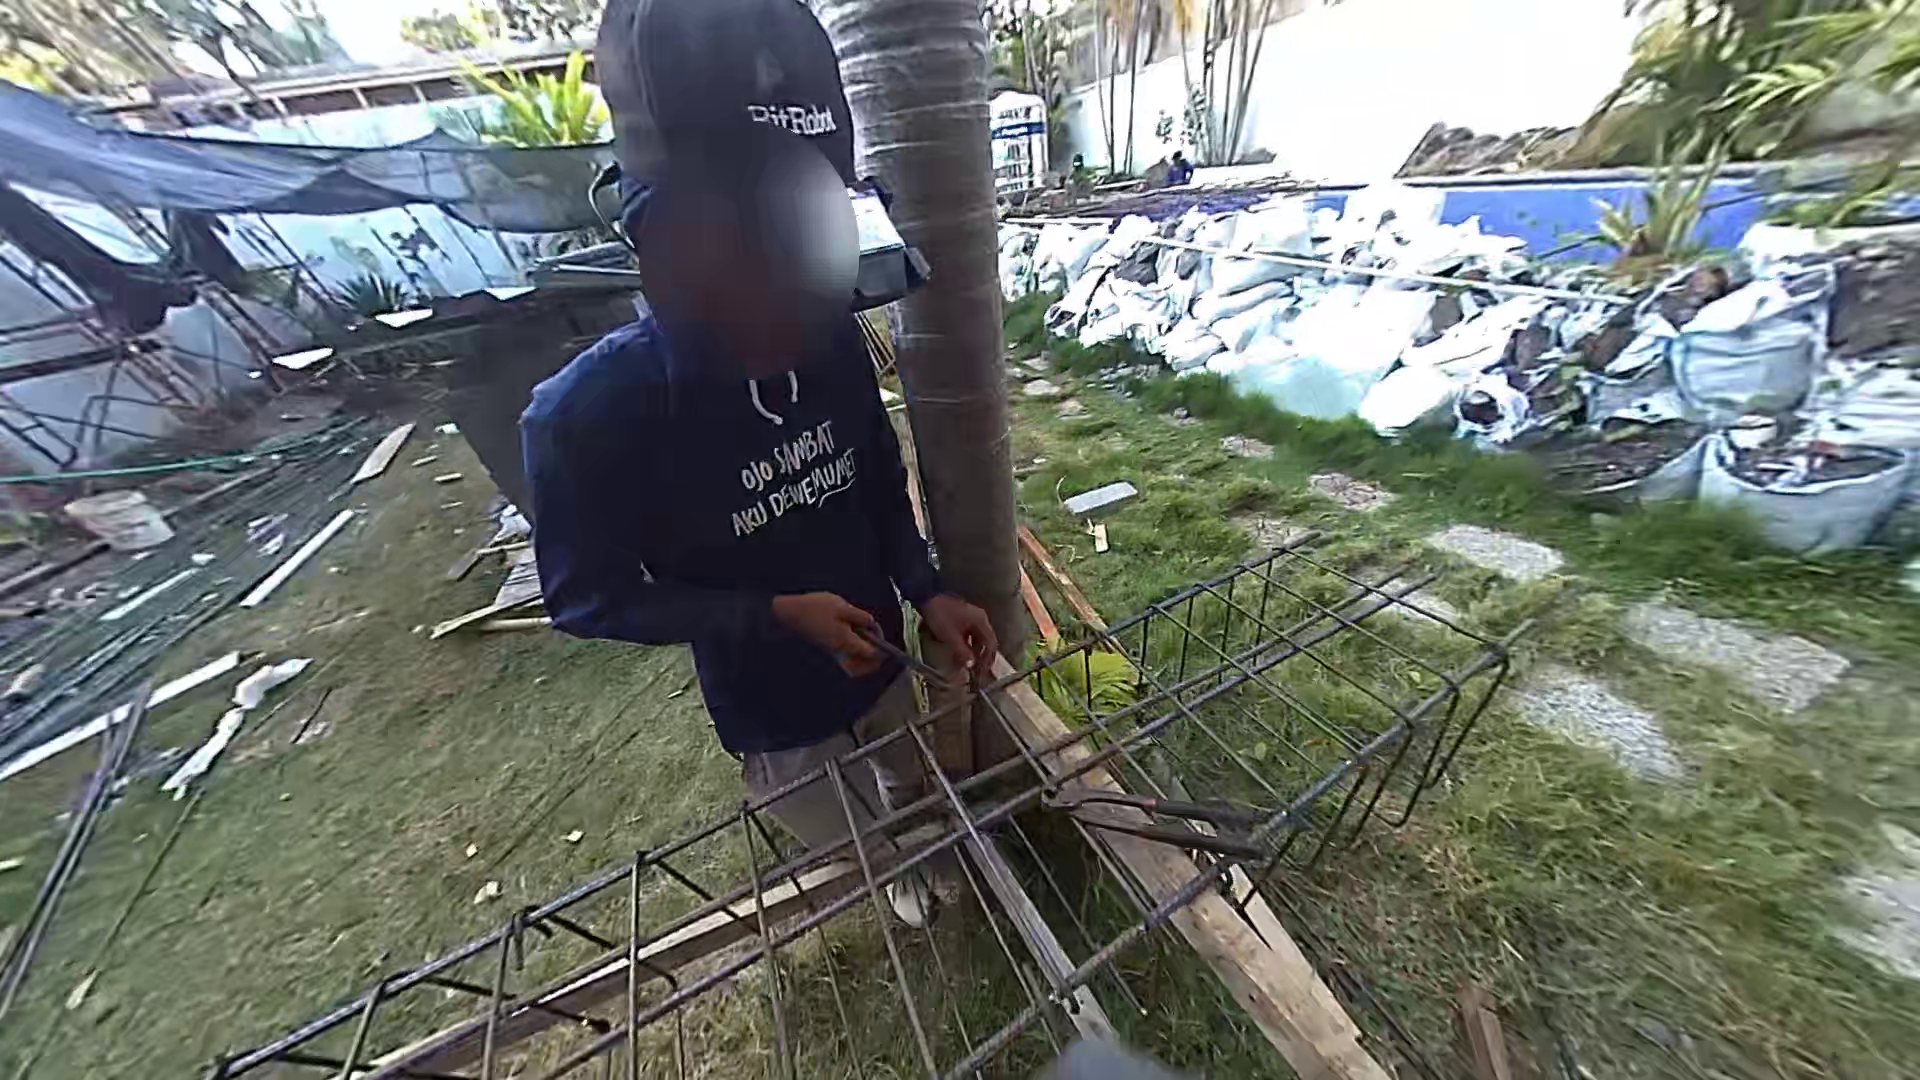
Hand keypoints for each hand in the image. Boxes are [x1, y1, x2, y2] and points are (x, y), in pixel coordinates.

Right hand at [771, 593, 883, 676]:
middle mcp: (839, 652)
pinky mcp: (826, 648)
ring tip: (867, 641)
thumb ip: (861, 617)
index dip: (882, 650)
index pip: (870, 655)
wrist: (789, 612)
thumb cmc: (816, 607)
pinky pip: (845, 658)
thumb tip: (873, 626)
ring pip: (852, 665)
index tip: (885, 641)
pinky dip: (854, 653)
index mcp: (846, 642)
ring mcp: (831, 652)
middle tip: (879, 647)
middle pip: (859, 669)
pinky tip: (855, 636)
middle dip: (873, 662)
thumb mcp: (842, 606)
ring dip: (863, 658)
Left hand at [919, 594, 997, 683]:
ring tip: (966, 663)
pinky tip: (960, 652)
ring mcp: (972, 617)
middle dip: (980, 656)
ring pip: (977, 638)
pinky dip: (967, 644)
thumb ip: (962, 652)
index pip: (991, 643)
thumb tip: (971, 666)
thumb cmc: (941, 617)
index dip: (988, 659)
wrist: (927, 598)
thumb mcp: (951, 637)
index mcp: (981, 621)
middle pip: (986, 641)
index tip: (982, 671)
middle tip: (975, 670)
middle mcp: (980, 618)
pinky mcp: (964, 618)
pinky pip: (970, 634)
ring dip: (973, 651)